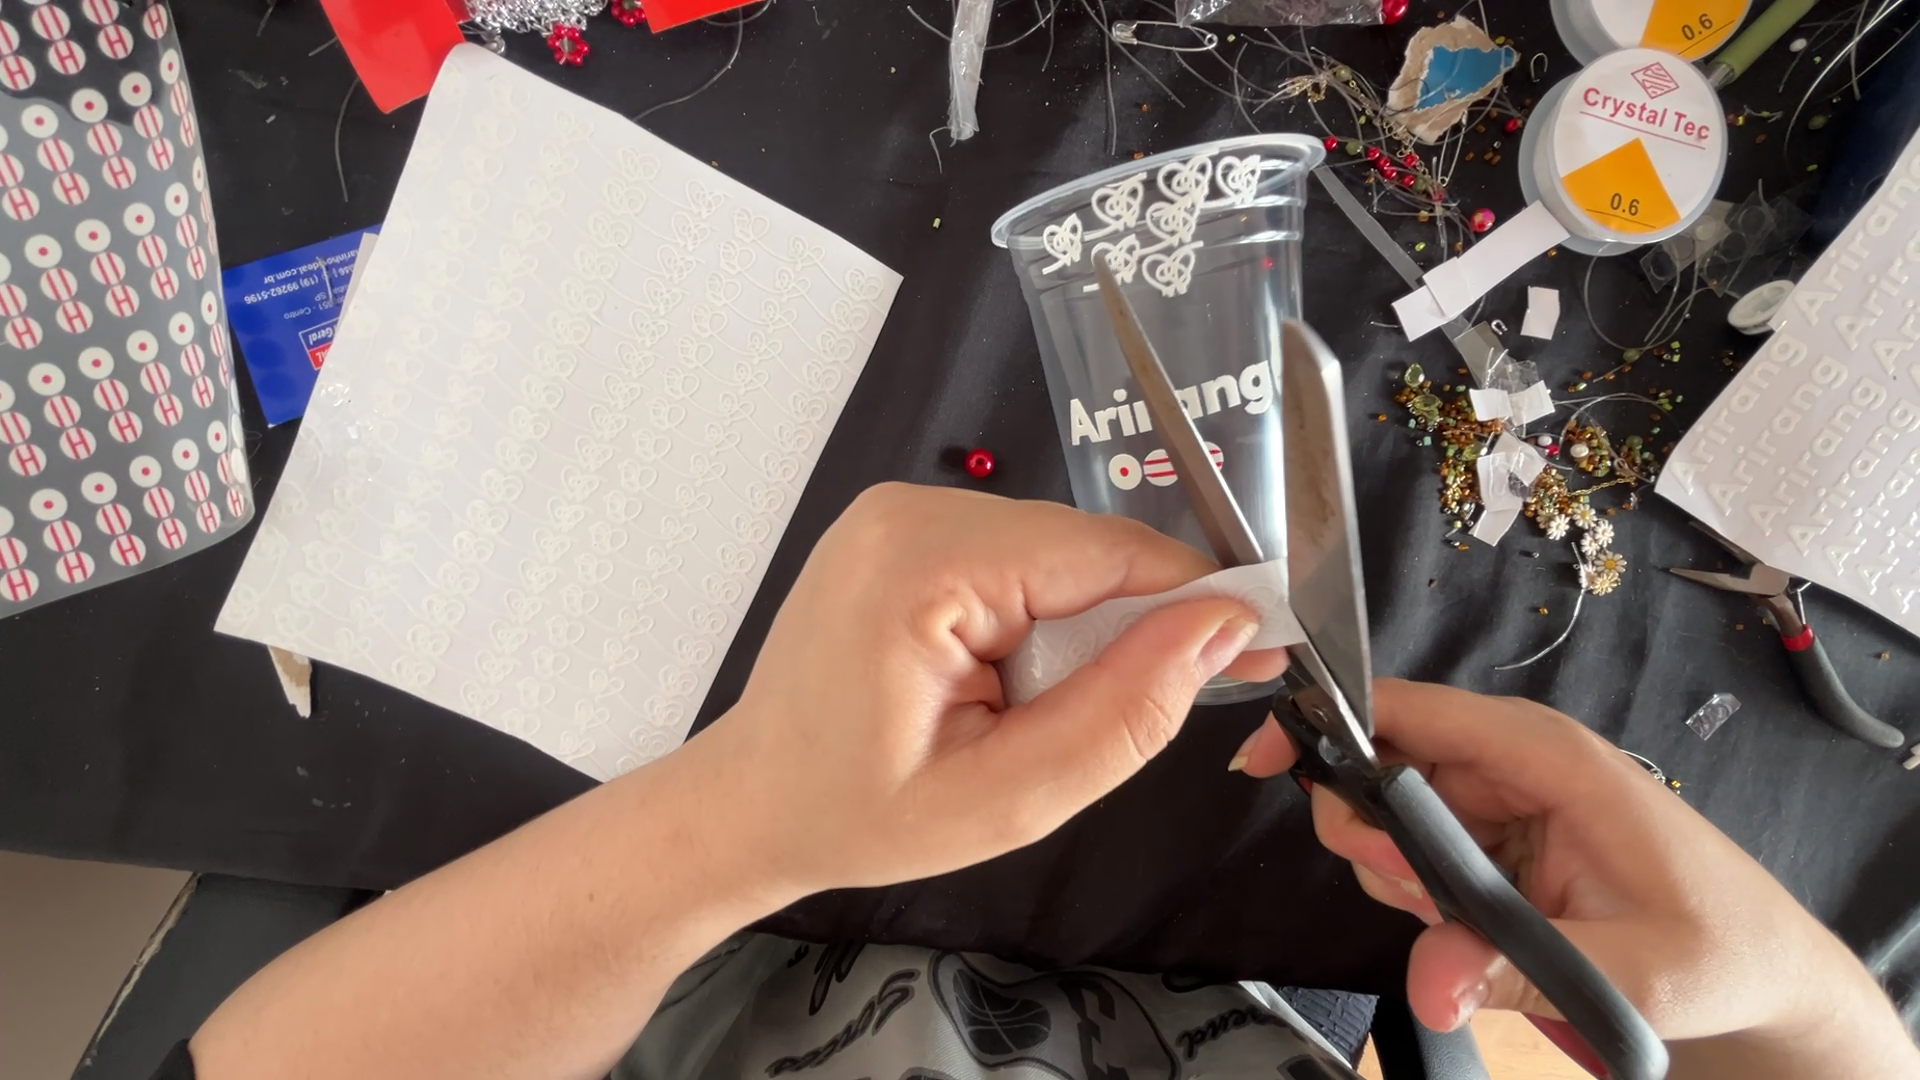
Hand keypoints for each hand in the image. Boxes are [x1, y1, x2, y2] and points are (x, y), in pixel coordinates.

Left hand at [683, 483, 1283, 895]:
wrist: (755, 797)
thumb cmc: (862, 815)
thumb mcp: (1006, 799)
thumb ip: (1121, 714)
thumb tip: (1220, 627)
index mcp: (921, 565)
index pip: (1101, 551)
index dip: (1192, 595)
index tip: (1258, 645)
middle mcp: (907, 509)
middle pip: (1077, 546)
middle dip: (1124, 622)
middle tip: (1121, 708)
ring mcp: (895, 508)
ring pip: (1050, 548)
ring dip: (1073, 621)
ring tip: (1030, 701)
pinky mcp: (897, 525)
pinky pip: (1009, 550)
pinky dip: (1034, 606)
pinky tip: (1002, 668)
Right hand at [1234, 679, 1916, 1072]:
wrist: (1761, 980)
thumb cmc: (1722, 951)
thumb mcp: (1642, 973)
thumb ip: (1523, 970)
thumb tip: (1426, 986)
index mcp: (1533, 749)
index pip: (1400, 706)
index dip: (1322, 721)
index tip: (1260, 761)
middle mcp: (1494, 757)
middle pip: (1370, 756)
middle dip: (1361, 824)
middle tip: (1406, 888)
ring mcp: (1479, 794)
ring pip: (1373, 804)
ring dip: (1384, 864)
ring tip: (1450, 917)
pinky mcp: (1470, 829)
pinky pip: (1397, 840)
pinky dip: (1401, 881)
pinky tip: (1454, 918)